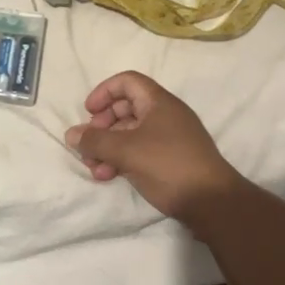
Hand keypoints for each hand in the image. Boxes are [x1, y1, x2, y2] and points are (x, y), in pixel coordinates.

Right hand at [64, 71, 239, 218]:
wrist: (213, 203)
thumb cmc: (168, 166)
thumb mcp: (125, 151)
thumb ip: (94, 141)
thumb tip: (71, 135)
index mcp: (158, 102)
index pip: (126, 82)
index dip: (103, 92)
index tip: (88, 112)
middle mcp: (165, 115)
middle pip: (125, 108)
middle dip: (101, 126)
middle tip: (88, 145)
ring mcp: (170, 138)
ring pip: (130, 133)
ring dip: (107, 147)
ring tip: (94, 168)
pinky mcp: (171, 160)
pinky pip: (139, 151)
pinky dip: (121, 159)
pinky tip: (109, 176)